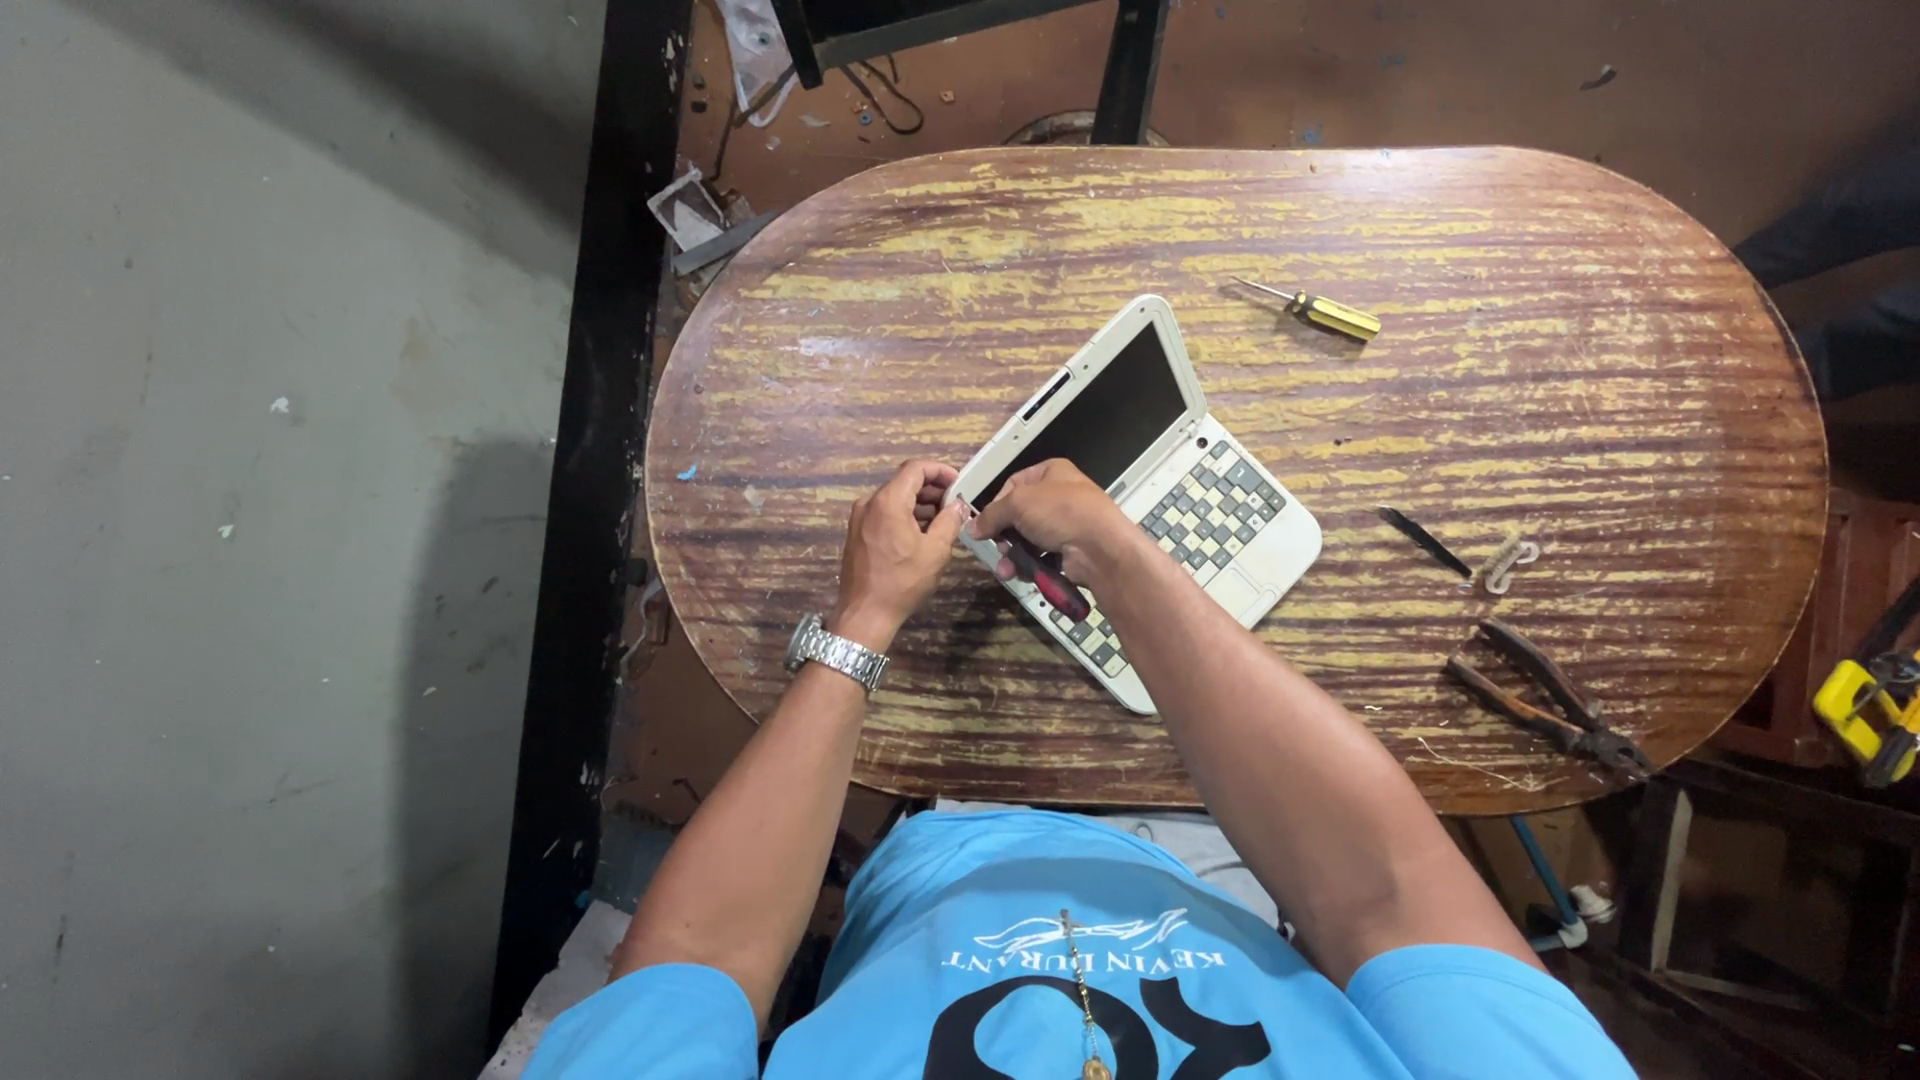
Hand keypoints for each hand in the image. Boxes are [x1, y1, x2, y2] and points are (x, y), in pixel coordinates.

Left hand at [829, 460, 965, 651]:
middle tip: (954, 504)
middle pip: (904, 482)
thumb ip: (949, 521)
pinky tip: (921, 533)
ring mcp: (860, 518)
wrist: (865, 613)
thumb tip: (958, 506)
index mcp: (888, 501)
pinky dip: (904, 515)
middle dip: (931, 489)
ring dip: (919, 504)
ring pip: (894, 498)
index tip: (958, 483)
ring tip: (942, 520)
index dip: (939, 471)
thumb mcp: (935, 551)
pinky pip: (884, 513)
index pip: (915, 469)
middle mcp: (869, 503)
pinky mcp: (857, 532)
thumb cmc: (902, 582)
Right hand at [966, 459, 1136, 584]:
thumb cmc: (1060, 512)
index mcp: (1052, 472)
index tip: (985, 522)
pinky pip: (1041, 556)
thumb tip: (973, 528)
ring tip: (1007, 568)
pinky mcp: (1070, 550)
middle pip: (1020, 515)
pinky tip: (1021, 574)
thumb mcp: (1018, 504)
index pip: (1014, 484)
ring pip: (1029, 539)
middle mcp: (1060, 495)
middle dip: (1005, 534)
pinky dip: (1029, 565)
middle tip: (998, 546)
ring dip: (1013, 555)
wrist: (1099, 547)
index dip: (996, 503)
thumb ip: (991, 515)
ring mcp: (1066, 524)